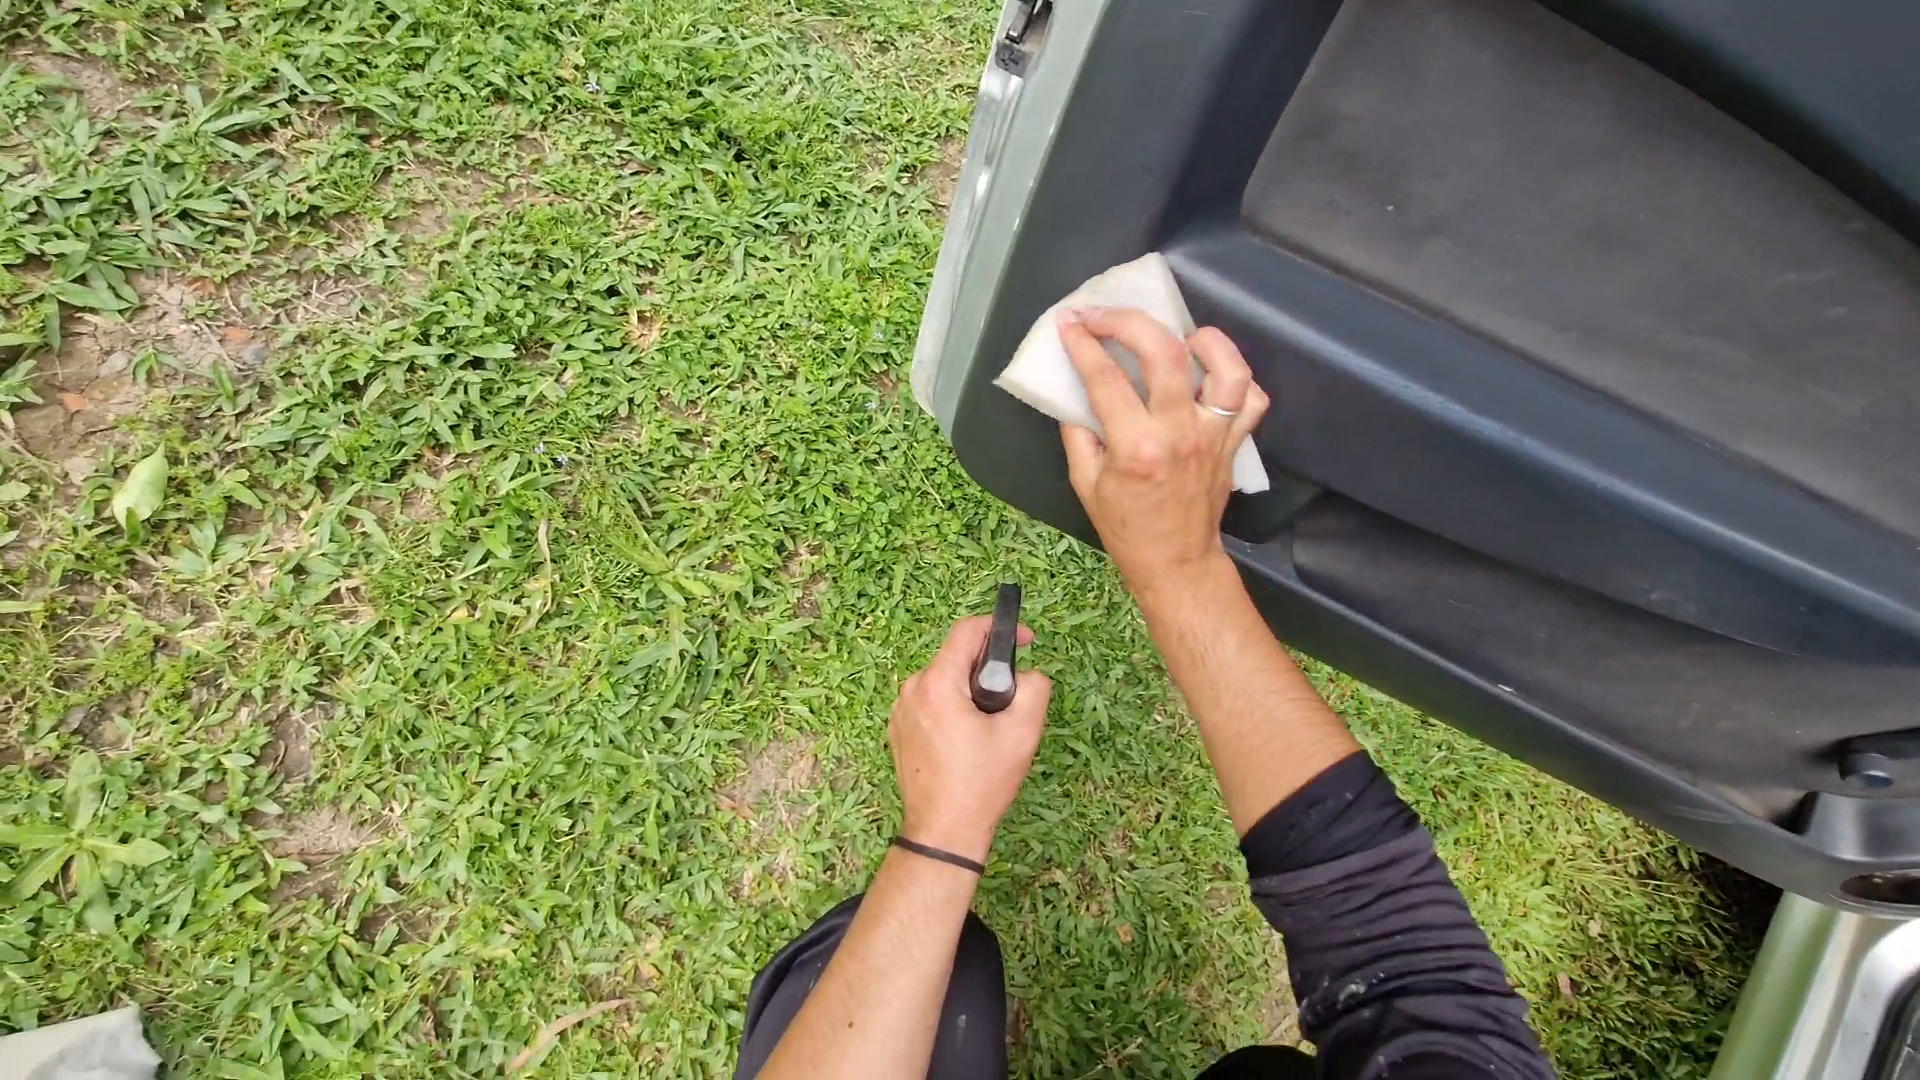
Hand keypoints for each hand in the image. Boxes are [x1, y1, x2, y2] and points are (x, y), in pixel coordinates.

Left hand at [889, 616, 1052, 863]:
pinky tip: (967, 739)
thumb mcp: (1023, 731)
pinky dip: (952, 707)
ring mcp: (900, 710)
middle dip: (988, 668)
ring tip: (990, 724)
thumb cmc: (982, 782)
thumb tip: (1027, 673)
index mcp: (937, 683)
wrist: (943, 831)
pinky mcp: (898, 728)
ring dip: (970, 689)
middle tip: (1010, 698)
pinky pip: (931, 701)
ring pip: (944, 680)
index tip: (1025, 640)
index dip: (1000, 627)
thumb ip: (1034, 687)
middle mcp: (912, 689)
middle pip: (956, 657)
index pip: (967, 631)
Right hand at [1057, 308, 1268, 593]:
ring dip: (1204, 340)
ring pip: (1227, 368)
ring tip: (1179, 336)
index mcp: (1136, 448)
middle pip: (1164, 353)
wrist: (1176, 561)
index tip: (1069, 323)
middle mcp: (1180, 434)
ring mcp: (1214, 436)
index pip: (1106, 378)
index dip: (1083, 343)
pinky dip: (1234, 377)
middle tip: (1104, 315)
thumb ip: (1078, 433)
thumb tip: (1075, 389)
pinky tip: (1208, 374)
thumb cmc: (1126, 527)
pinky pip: (1250, 398)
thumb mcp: (1085, 483)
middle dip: (1127, 322)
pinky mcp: (1234, 443)